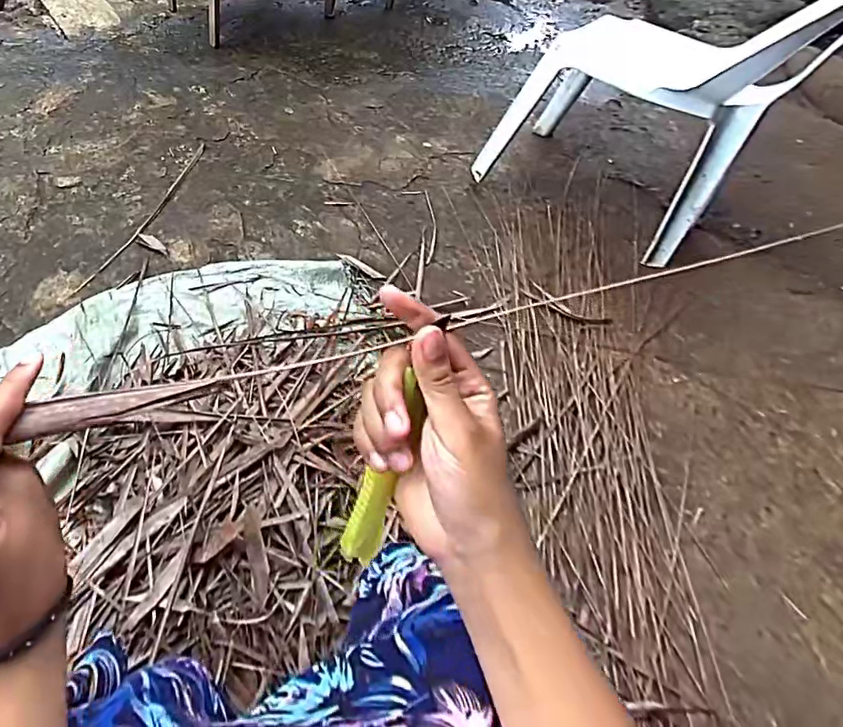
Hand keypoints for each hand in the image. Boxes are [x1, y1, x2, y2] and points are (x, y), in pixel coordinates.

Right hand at [352, 286, 525, 566]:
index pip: (433, 337)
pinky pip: (363, 425)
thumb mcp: (460, 432)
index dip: (410, 314)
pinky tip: (390, 467)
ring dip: (379, 428)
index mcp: (462, 385)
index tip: (386, 297)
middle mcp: (433, 394)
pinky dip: (371, 446)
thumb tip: (427, 332)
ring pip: (372, 396)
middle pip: (392, 366)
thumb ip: (438, 381)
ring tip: (400, 457)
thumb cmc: (480, 492)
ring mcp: (409, 416)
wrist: (463, 545)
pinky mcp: (388, 440)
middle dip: (388, 397)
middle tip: (401, 429)